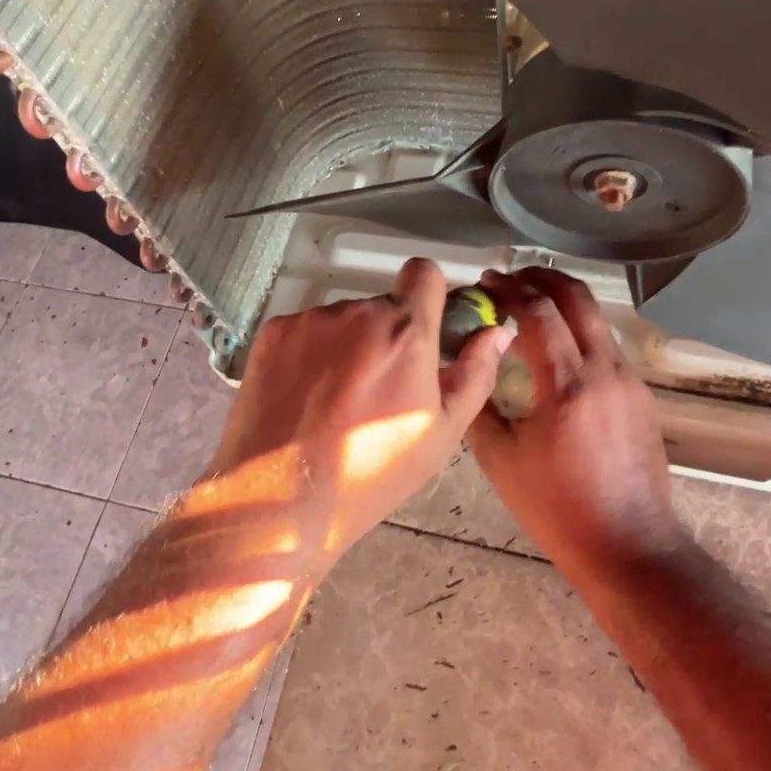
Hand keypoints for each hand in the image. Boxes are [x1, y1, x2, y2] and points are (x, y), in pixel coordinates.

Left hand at [206, 258, 513, 565]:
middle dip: (386, 336)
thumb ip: (474, 372)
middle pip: (382, 305)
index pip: (424, 272)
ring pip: (341, 320)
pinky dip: (308, 354)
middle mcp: (357, 311)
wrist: (281, 498)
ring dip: (346, 346)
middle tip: (377, 389)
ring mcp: (310, 319)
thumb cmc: (373, 472)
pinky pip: (303, 330)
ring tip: (334, 401)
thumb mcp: (441, 432)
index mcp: (406, 331)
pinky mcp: (272, 332)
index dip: (428, 293)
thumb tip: (497, 331)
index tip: (425, 326)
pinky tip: (303, 397)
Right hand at [469, 268, 682, 579]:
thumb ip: (478, 406)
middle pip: (576, 297)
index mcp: (566, 383)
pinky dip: (578, 330)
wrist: (628, 545)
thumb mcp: (500, 460)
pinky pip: (606, 345)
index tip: (486, 281)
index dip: (509, 288)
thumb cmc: (556, 507)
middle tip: (510, 278)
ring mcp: (629, 380)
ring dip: (562, 301)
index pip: (538, 311)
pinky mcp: (641, 395)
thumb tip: (465, 369)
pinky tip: (557, 350)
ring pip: (596, 318)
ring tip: (530, 308)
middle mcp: (603, 369)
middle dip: (541, 277)